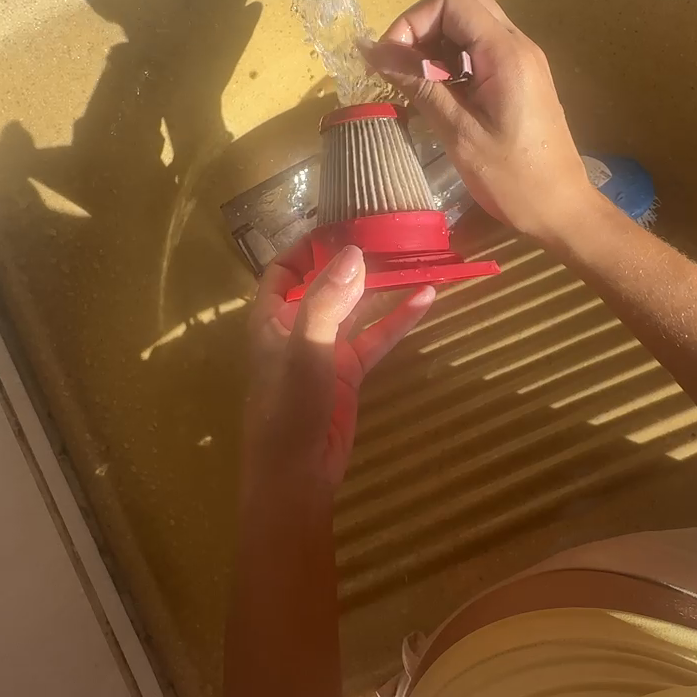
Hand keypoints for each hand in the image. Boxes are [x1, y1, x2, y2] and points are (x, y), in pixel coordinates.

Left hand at [241, 243, 434, 497]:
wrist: (297, 471)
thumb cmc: (288, 405)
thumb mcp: (305, 345)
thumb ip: (327, 299)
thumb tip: (353, 251)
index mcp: (270, 316)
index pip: (283, 268)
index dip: (307, 246)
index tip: (342, 225)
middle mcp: (296, 326)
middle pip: (325, 282)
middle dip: (352, 260)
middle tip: (387, 234)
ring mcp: (325, 349)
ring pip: (356, 308)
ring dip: (381, 286)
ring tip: (413, 258)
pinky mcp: (348, 372)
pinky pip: (376, 338)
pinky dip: (398, 319)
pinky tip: (426, 298)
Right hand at [365, 0, 597, 243]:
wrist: (561, 210)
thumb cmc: (513, 179)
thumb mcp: (459, 134)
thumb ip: (417, 86)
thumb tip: (372, 51)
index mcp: (505, 53)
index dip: (413, 20)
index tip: (393, 61)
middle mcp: (517, 45)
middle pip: (461, 2)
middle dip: (422, 28)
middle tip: (403, 71)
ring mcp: (521, 60)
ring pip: (469, 24)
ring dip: (436, 47)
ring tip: (420, 88)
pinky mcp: (519, 78)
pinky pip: (479, 50)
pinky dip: (452, 62)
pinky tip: (441, 97)